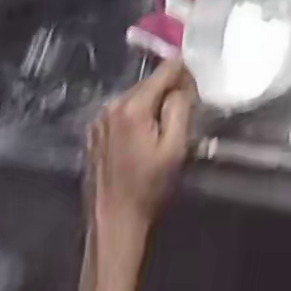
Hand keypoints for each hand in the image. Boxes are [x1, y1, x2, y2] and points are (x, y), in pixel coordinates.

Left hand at [85, 61, 197, 237]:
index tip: (195, 98)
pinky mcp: (96, 132)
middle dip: (171, 91)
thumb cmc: (148, 186)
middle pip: (152, 80)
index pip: (167, 69)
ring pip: (139, 94)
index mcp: (133, 107)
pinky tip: (145, 139)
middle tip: (184, 117)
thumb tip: (182, 84)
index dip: (186, 76)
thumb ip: (181, 107)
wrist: (113, 221)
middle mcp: (112, 106)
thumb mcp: (175, 147)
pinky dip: (140, 115)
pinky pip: (126, 110)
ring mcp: (100, 119)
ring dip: (156, 104)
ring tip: (165, 130)